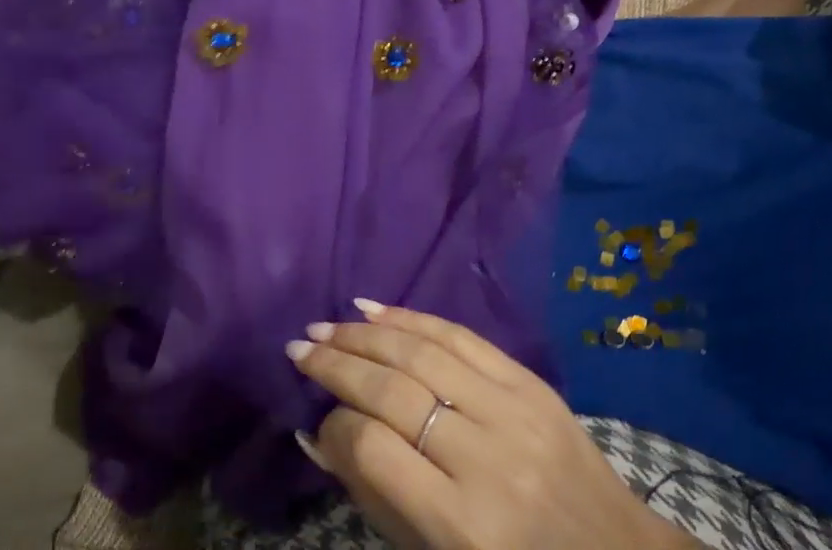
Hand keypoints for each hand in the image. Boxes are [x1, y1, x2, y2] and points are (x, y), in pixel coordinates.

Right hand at [288, 301, 699, 549]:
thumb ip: (377, 496)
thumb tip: (319, 434)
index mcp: (464, 522)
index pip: (373, 448)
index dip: (333, 427)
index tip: (318, 423)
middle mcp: (489, 458)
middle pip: (393, 390)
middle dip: (336, 364)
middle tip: (298, 348)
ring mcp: (516, 412)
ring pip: (424, 353)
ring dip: (365, 333)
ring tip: (326, 326)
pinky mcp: (533, 384)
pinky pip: (462, 337)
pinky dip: (412, 318)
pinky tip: (373, 309)